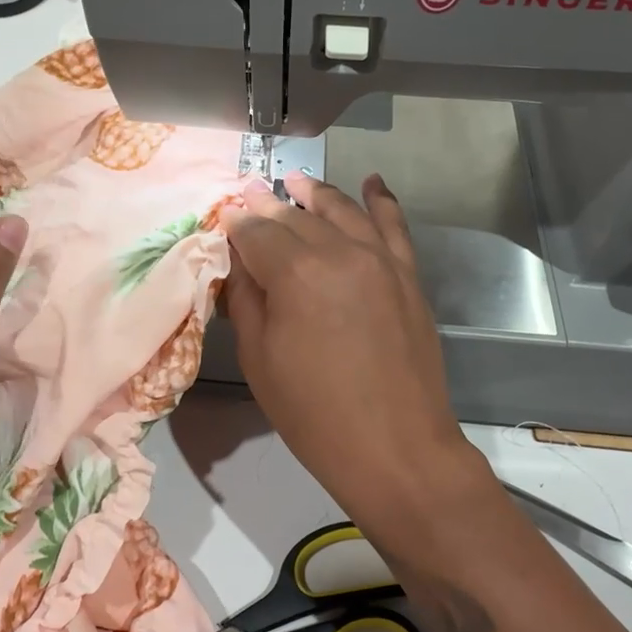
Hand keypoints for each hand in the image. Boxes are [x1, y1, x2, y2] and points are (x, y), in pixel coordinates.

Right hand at [221, 173, 480, 513]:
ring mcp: (380, 259)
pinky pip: (394, 224)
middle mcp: (339, 252)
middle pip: (296, 216)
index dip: (236, 224)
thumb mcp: (260, 360)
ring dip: (316, 193)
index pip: (256, 231)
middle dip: (269, 206)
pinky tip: (372, 182)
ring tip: (296, 182)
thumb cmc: (315, 414)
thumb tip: (239, 259)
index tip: (224, 218)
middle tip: (251, 196)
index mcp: (295, 273)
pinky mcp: (407, 274)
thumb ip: (246, 298)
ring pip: (342, 210)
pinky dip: (382, 199)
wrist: (397, 449)